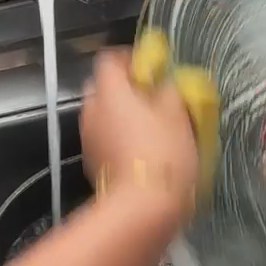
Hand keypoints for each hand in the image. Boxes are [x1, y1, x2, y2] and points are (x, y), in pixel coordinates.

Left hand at [80, 49, 201, 221]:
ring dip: (121, 114)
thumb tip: (166, 83)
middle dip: (125, 88)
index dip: (129, 58)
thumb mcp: (178, 114)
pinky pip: (104, 138)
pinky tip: (140, 150)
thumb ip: (171, 89)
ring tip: (150, 126)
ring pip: (102, 114)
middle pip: (103, 86)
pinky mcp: (91, 161)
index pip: (109, 59)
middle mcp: (91, 109)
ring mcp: (88, 137)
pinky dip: (118, 136)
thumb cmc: (162, 153)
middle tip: (152, 97)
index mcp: (109, 91)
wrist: (141, 207)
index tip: (151, 66)